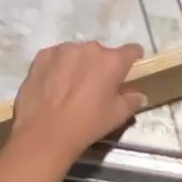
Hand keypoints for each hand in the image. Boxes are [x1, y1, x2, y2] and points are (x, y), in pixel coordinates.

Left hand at [6, 41, 147, 164]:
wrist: (45, 132)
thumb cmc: (87, 124)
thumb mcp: (116, 116)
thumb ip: (131, 101)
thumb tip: (139, 95)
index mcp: (112, 61)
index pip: (131, 50)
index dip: (133, 58)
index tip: (131, 66)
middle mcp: (89, 49)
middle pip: (101, 53)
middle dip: (101, 65)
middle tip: (96, 86)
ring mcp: (63, 50)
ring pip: (77, 54)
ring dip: (79, 64)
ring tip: (71, 86)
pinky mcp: (43, 56)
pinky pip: (57, 57)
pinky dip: (58, 67)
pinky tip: (54, 85)